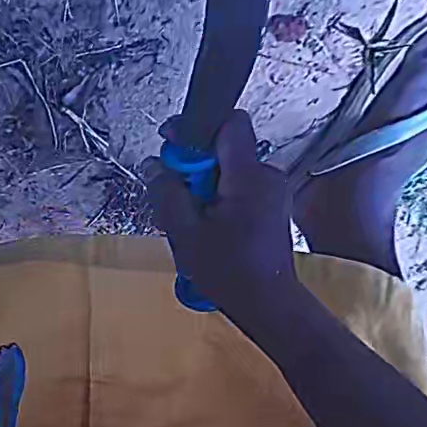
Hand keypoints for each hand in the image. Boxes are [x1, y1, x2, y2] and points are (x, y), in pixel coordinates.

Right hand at [143, 109, 302, 318]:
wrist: (267, 303)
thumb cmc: (227, 270)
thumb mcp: (183, 230)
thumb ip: (166, 191)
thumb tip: (154, 165)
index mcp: (249, 177)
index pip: (229, 124)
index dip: (196, 127)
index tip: (171, 145)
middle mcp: (266, 176)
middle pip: (222, 149)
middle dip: (192, 167)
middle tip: (172, 196)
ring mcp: (271, 191)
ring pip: (226, 170)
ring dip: (200, 186)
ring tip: (186, 219)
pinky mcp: (270, 205)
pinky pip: (235, 186)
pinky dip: (214, 198)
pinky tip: (202, 226)